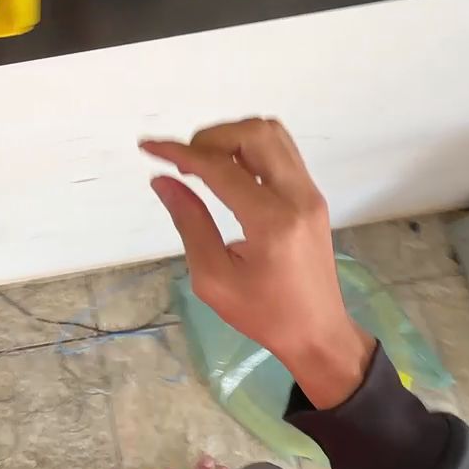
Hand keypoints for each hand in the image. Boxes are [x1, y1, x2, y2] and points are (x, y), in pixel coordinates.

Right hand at [141, 119, 375, 407]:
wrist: (319, 335)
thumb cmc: (264, 315)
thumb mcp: (213, 279)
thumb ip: (189, 222)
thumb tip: (162, 181)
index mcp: (271, 221)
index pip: (220, 167)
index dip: (179, 152)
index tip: (149, 148)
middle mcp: (297, 196)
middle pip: (254, 133)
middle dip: (210, 138)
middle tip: (186, 163)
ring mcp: (310, 192)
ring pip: (270, 134)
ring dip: (231, 138)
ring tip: (205, 165)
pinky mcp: (312, 194)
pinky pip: (280, 150)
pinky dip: (248, 148)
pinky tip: (228, 172)